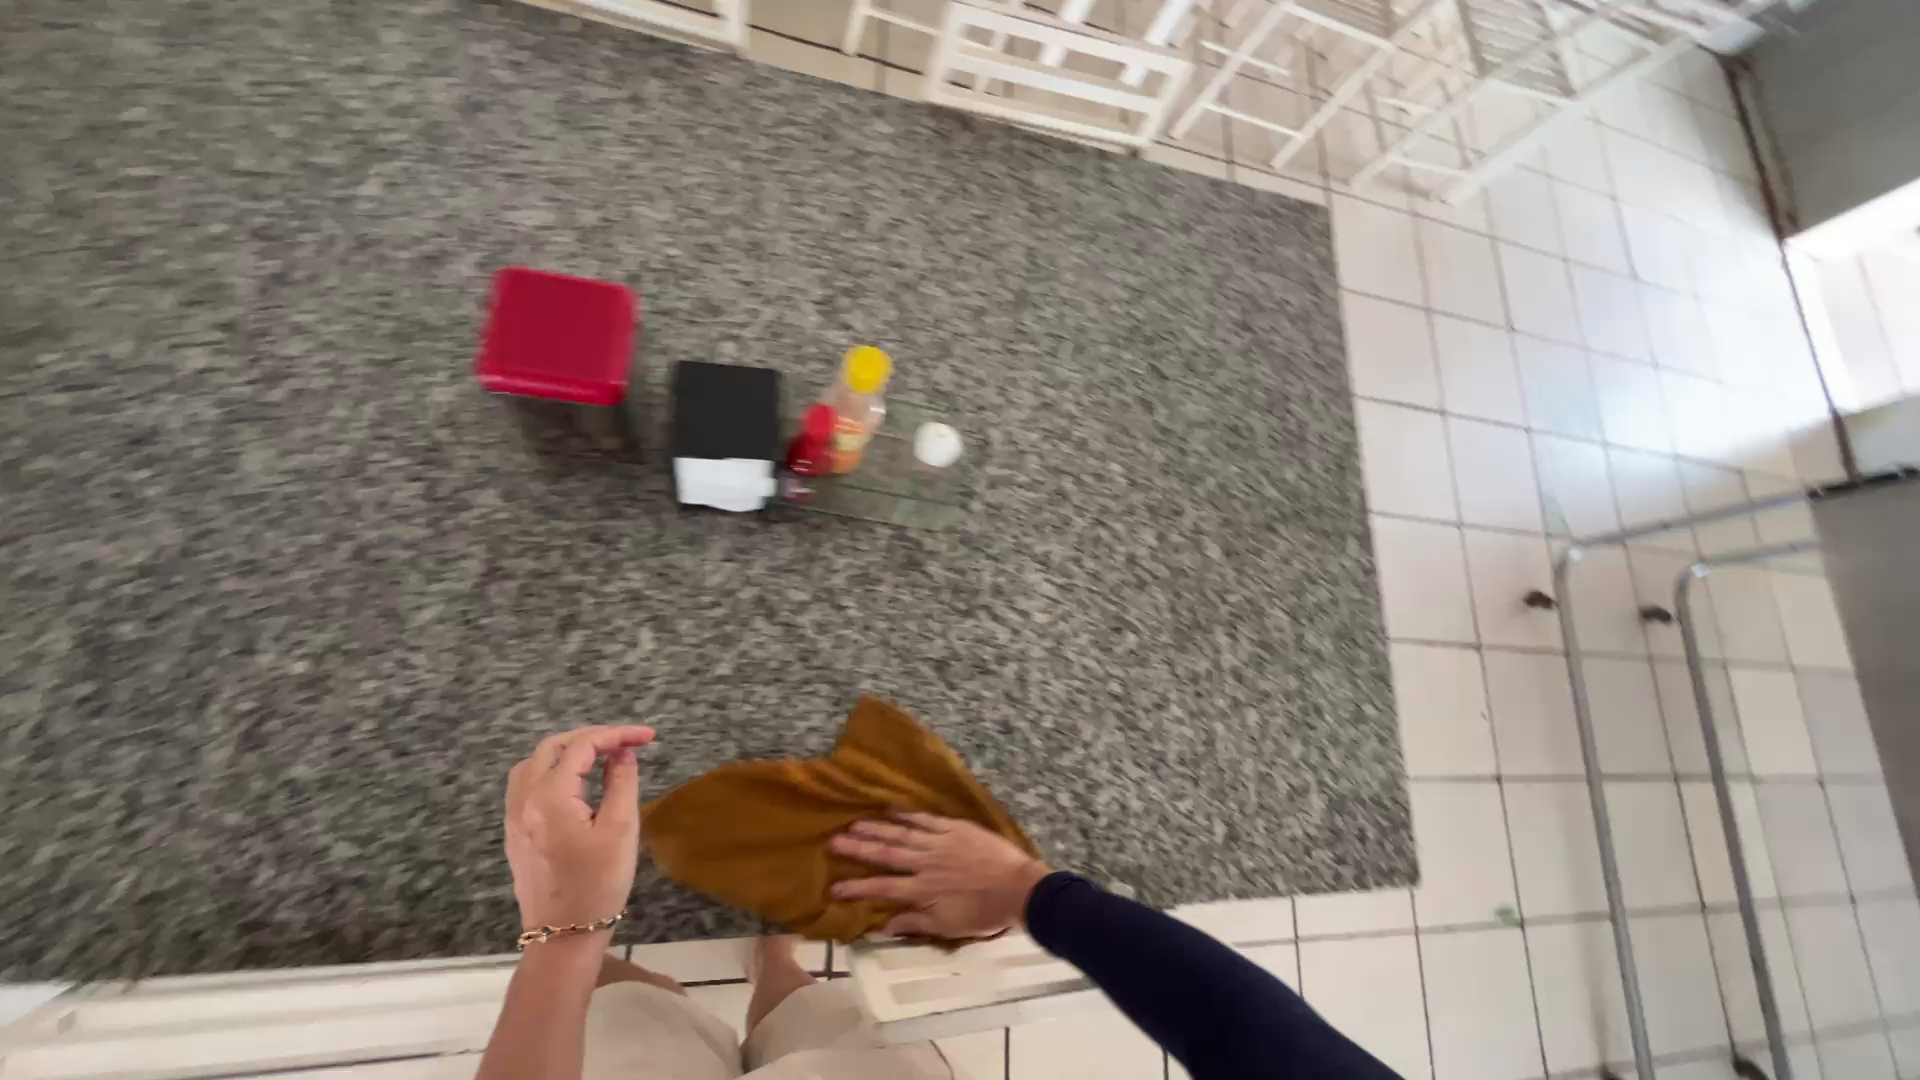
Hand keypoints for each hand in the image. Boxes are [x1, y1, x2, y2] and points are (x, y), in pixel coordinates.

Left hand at [504, 725, 655, 932]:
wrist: (564, 934)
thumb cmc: (598, 882)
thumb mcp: (620, 828)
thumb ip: (621, 782)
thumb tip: (623, 753)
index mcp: (550, 797)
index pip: (582, 747)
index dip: (617, 735)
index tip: (648, 737)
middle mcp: (524, 801)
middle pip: (552, 747)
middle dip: (592, 737)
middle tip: (626, 742)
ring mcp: (514, 817)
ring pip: (534, 763)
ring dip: (568, 750)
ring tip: (601, 754)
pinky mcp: (516, 832)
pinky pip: (527, 783)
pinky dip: (552, 769)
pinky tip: (575, 779)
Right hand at [829, 813, 1052, 938]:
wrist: (1018, 888)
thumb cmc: (984, 912)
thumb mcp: (948, 927)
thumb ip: (915, 922)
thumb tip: (884, 924)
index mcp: (923, 889)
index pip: (882, 888)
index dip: (856, 888)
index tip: (832, 887)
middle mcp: (926, 863)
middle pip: (886, 854)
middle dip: (858, 849)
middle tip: (833, 841)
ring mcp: (940, 842)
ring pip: (902, 834)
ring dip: (877, 829)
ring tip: (854, 823)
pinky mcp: (954, 828)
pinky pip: (926, 819)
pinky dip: (907, 815)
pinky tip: (891, 810)